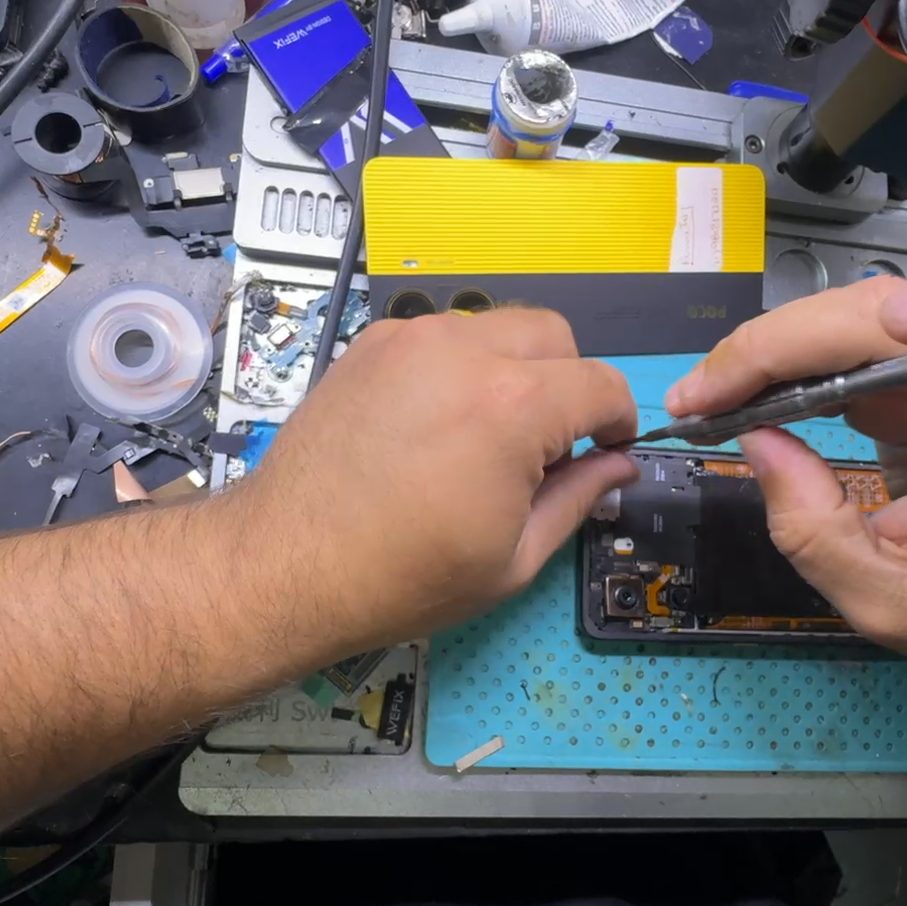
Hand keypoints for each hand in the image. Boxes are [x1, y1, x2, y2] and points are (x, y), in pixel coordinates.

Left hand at [228, 308, 637, 667]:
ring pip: (499, 327)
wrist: (288, 564)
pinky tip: (438, 419)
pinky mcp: (373, 344)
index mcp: (513, 407)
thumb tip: (619, 464)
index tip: (609, 448)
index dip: (619, 420)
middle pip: (556, 337)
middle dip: (570, 383)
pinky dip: (463, 365)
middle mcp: (465, 352)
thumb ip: (579, 497)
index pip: (602, 385)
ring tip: (487, 432)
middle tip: (547, 443)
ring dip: (516, 369)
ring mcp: (411, 339)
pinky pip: (444, 335)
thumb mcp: (514, 557)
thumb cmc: (405, 578)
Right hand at [665, 232, 906, 684]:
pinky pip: (856, 325)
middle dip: (804, 335)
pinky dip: (788, 350)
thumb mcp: (894, 605)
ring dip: (783, 340)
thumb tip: (755, 437)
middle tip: (712, 394)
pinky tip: (742, 385)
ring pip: (881, 299)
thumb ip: (815, 534)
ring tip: (713, 394)